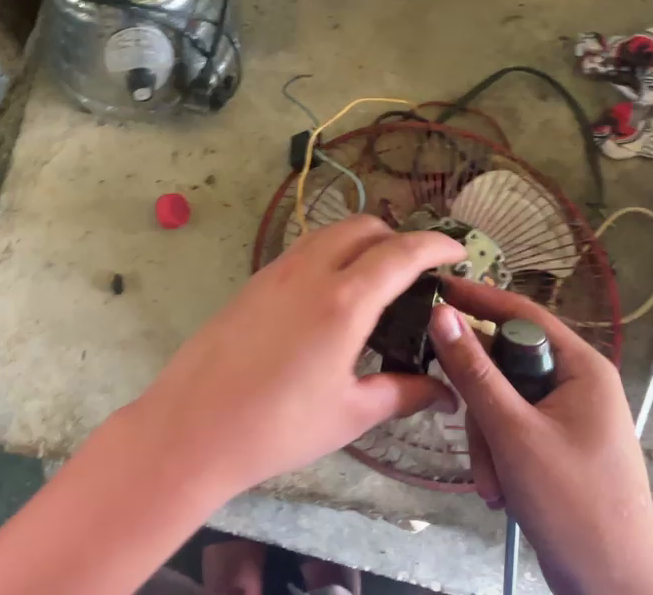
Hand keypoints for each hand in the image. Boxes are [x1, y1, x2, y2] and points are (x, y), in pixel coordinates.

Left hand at [125, 215, 466, 497]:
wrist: (194, 424)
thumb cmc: (278, 426)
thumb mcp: (349, 413)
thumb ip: (402, 393)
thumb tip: (444, 392)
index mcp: (343, 300)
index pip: (400, 252)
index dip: (435, 245)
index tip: (458, 251)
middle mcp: (309, 271)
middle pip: (362, 227)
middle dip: (397, 237)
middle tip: (418, 272)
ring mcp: (276, 271)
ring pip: (328, 233)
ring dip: (360, 241)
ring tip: (377, 280)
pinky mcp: (253, 281)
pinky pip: (302, 250)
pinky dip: (330, 254)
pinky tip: (333, 296)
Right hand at [428, 279, 652, 594]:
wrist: (615, 590)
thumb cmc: (574, 504)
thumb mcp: (514, 433)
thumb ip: (474, 371)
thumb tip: (440, 312)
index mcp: (582, 368)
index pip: (521, 313)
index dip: (476, 299)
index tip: (432, 289)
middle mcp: (577, 384)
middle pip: (504, 364)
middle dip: (481, 406)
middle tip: (471, 435)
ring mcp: (568, 418)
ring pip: (502, 402)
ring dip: (487, 442)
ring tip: (493, 485)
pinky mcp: (558, 448)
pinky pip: (511, 430)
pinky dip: (499, 458)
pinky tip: (501, 493)